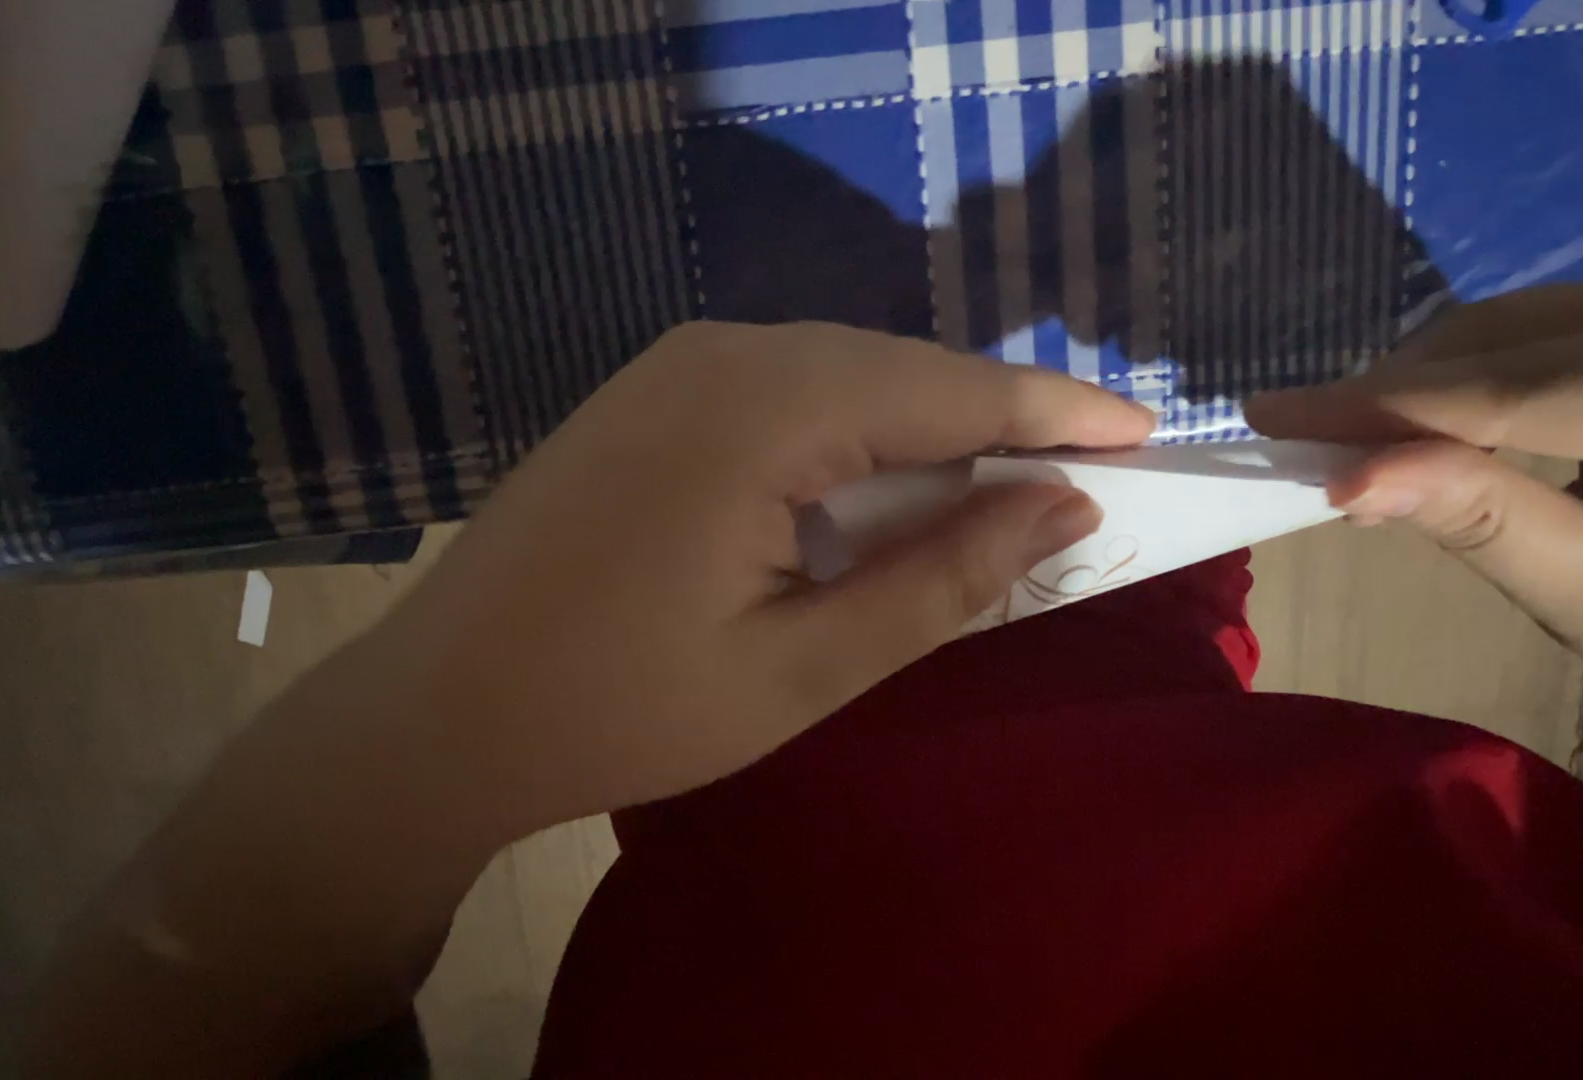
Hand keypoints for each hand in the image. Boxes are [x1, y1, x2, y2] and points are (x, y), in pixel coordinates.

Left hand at [28, 321, 1151, 1078]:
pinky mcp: (656, 391)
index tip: (1144, 435)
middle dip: (1001, 418)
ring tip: (1007, 480)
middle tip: (1088, 469)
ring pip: (850, 373)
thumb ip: (941, 578)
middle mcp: (723, 351)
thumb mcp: (805, 666)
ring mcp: (678, 362)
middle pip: (903, 369)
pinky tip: (890, 479)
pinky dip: (861, 430)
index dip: (1056, 414)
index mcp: (762, 410)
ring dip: (931, 425)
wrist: (438, 713)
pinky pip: (792, 388)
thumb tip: (1061, 508)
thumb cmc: (622, 710)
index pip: (949, 391)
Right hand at [1246, 275, 1582, 866]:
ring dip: (1424, 380)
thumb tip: (1354, 478)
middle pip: (1533, 334)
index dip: (1396, 402)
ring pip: (1533, 320)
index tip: (1275, 414)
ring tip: (1347, 439)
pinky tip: (1422, 420)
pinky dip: (1466, 376)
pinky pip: (1555, 329)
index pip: (1545, 386)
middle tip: (1298, 438)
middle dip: (1399, 389)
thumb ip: (1493, 531)